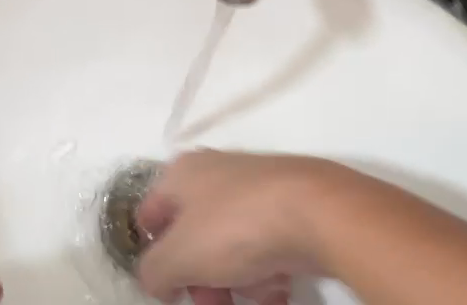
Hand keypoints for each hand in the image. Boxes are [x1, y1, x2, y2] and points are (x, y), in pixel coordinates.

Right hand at [135, 151, 346, 304]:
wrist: (317, 212)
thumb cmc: (236, 228)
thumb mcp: (181, 256)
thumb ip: (154, 272)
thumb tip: (157, 280)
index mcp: (180, 174)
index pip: (149, 216)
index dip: (153, 256)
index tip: (169, 291)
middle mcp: (212, 175)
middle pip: (192, 239)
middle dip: (201, 280)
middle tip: (214, 304)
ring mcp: (251, 191)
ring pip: (229, 249)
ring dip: (237, 284)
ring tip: (258, 297)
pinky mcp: (285, 209)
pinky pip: (263, 250)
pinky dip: (266, 276)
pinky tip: (278, 291)